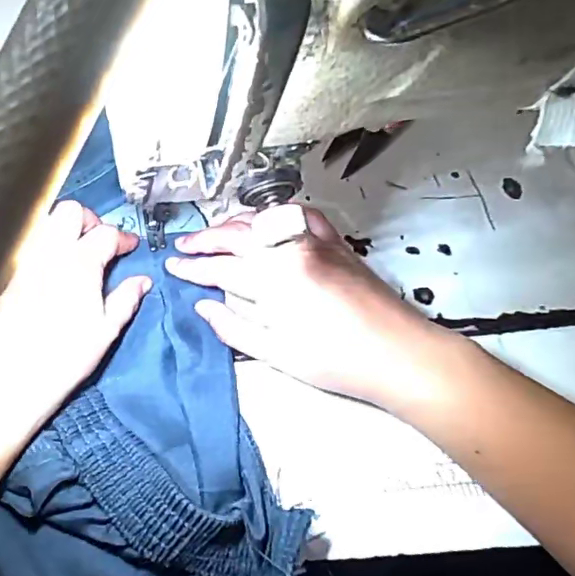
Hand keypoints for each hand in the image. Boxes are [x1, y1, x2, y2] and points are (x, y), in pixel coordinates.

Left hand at [0, 200, 151, 432]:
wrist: (11, 375)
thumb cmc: (63, 358)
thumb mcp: (105, 331)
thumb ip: (125, 299)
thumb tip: (140, 282)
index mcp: (79, 264)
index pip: (106, 232)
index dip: (122, 237)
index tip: (128, 248)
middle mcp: (48, 255)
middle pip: (70, 211)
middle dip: (88, 220)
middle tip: (98, 242)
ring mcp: (23, 263)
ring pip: (44, 225)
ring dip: (63, 231)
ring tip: (74, 255)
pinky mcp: (7, 278)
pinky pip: (27, 250)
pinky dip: (43, 251)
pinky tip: (50, 275)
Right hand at [163, 204, 464, 410]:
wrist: (402, 355)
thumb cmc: (336, 361)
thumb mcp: (275, 353)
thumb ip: (233, 328)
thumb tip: (204, 308)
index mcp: (275, 280)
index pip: (220, 268)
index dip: (191, 269)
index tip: (172, 267)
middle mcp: (293, 251)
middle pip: (237, 235)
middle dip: (204, 239)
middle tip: (183, 246)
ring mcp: (316, 243)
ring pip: (265, 219)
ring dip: (234, 223)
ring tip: (216, 232)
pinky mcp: (336, 244)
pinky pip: (301, 215)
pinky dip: (277, 214)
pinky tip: (267, 221)